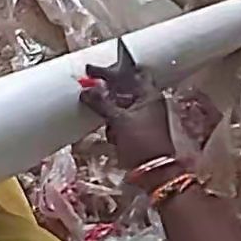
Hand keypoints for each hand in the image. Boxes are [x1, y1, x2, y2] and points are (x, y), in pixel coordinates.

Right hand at [79, 42, 176, 183]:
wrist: (155, 172)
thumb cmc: (140, 142)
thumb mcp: (119, 121)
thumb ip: (101, 104)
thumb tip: (85, 91)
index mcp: (150, 94)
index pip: (133, 71)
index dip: (114, 68)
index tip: (94, 70)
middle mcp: (149, 101)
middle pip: (126, 86)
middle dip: (107, 86)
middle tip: (89, 82)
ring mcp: (145, 115)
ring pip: (123, 102)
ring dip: (109, 104)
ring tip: (95, 106)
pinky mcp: (139, 129)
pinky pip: (123, 118)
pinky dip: (114, 119)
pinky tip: (109, 129)